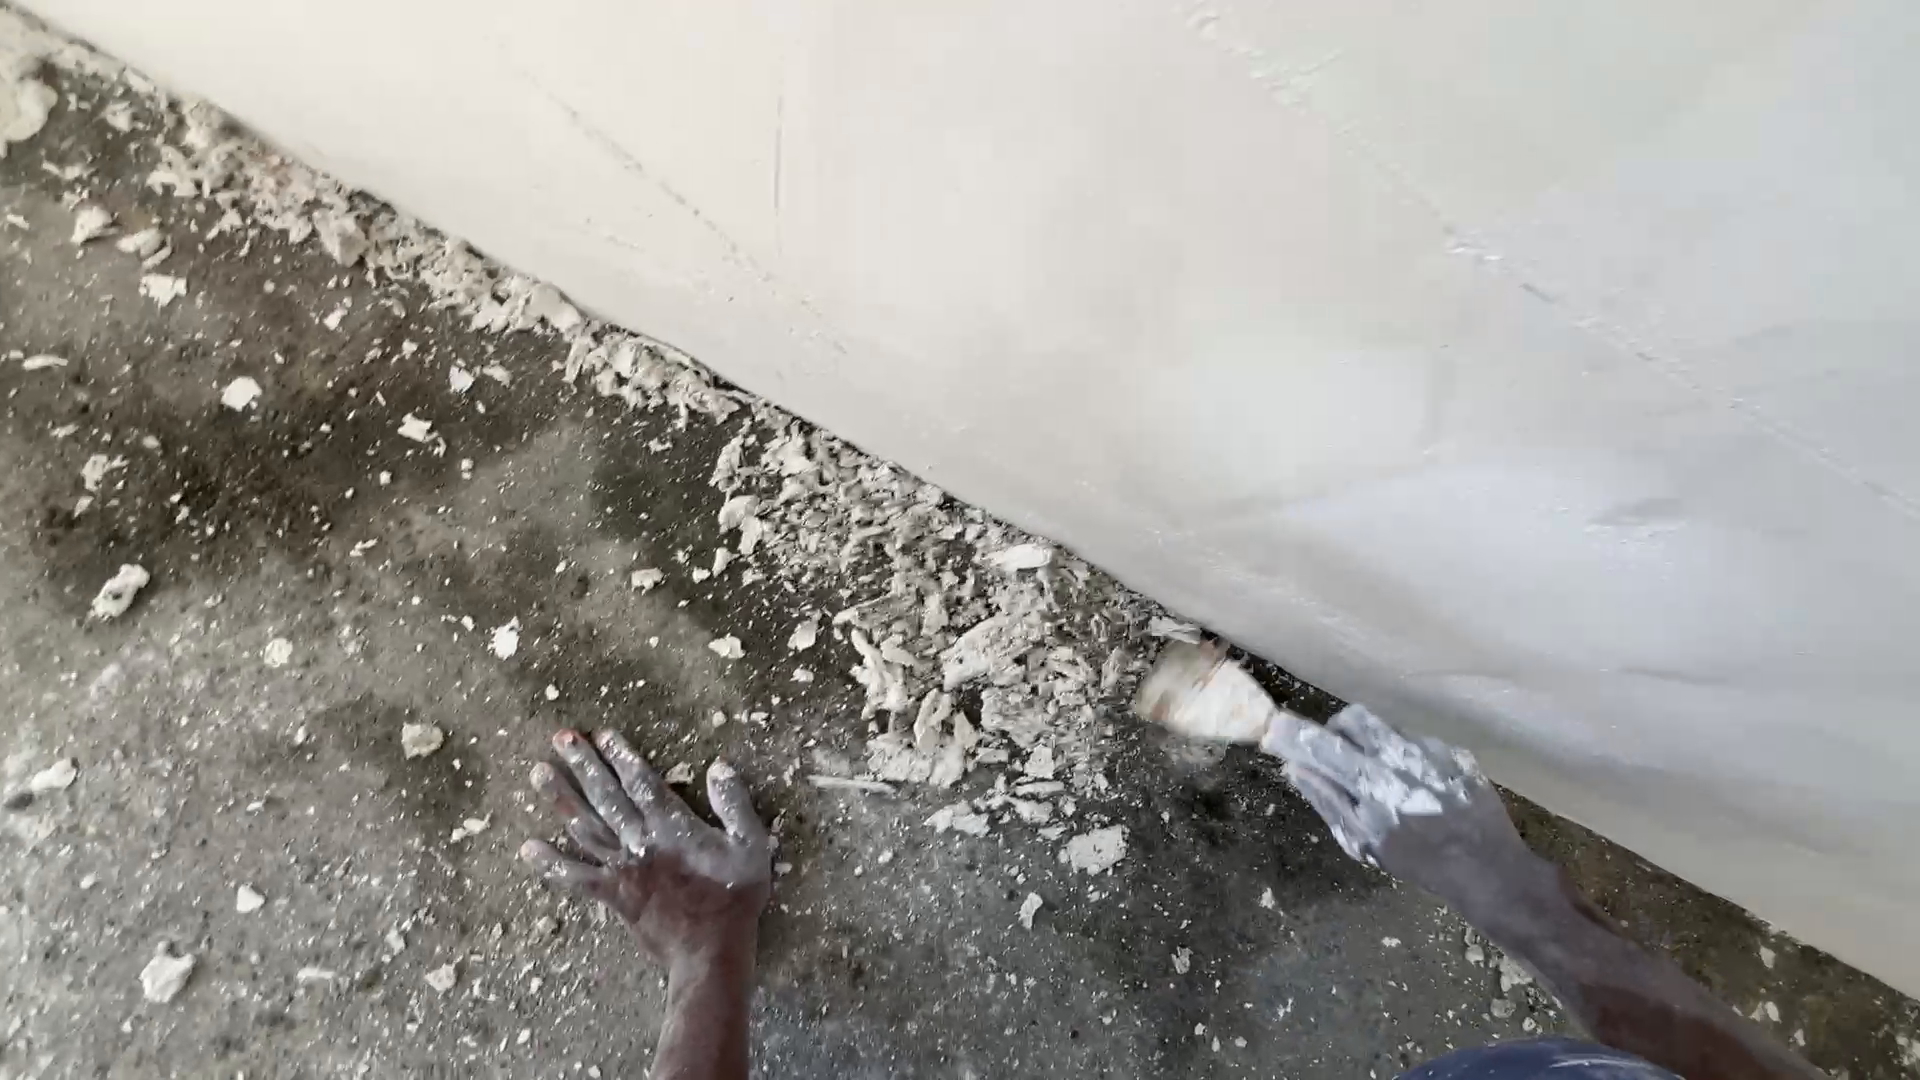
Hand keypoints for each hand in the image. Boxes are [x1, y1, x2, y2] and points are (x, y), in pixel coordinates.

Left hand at [521, 729, 772, 966]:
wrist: (711, 951)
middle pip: (607, 797)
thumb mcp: (751, 843)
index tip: (603, 734)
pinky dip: (550, 864)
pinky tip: (528, 848)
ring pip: (585, 828)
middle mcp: (641, 842)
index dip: (622, 756)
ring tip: (539, 773)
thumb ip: (734, 803)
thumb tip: (719, 766)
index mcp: (674, 826)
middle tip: (561, 738)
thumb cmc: (736, 895)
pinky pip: (575, 878)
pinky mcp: (614, 896)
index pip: (642, 782)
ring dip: (561, 799)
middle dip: (583, 765)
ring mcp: (623, 870)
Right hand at [1264, 706, 1545, 915]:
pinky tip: (1416, 781)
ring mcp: (1430, 752)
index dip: (1295, 733)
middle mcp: (1398, 758)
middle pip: (1353, 719)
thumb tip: (1295, 769)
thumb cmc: (1418, 861)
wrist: (1490, 871)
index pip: (1321, 743)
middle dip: (1338, 730)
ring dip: (1372, 741)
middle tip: (1340, 752)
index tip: (1277, 728)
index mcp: (1370, 783)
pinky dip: (1405, 753)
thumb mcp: (1363, 840)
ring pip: (1384, 726)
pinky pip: (1416, 740)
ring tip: (1382, 770)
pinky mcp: (1453, 752)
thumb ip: (1327, 800)